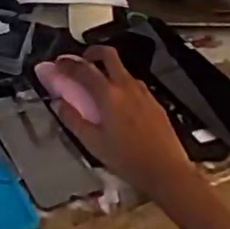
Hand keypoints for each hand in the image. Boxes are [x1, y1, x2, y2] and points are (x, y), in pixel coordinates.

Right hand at [36, 46, 199, 203]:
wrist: (171, 176)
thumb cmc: (129, 160)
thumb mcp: (93, 143)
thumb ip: (73, 120)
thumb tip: (58, 103)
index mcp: (107, 94)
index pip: (82, 68)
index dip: (66, 63)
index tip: (58, 64)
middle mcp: (126, 87)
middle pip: (107, 54)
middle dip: (91, 52)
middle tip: (82, 61)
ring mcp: (144, 94)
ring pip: (123, 69)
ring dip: (108, 69)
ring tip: (101, 84)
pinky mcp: (156, 104)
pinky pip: (135, 84)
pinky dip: (123, 84)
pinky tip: (121, 102)